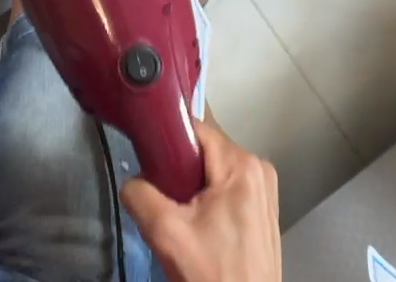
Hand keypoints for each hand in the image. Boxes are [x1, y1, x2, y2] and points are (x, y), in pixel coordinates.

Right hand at [121, 120, 281, 281]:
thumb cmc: (212, 274)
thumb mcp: (167, 234)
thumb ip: (140, 195)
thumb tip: (131, 182)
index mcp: (241, 165)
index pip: (195, 129)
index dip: (168, 140)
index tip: (148, 159)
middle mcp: (259, 168)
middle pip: (204, 150)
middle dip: (179, 168)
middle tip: (164, 196)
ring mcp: (264, 189)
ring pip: (213, 170)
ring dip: (192, 186)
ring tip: (181, 215)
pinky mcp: (263, 208)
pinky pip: (226, 187)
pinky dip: (208, 198)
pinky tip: (199, 225)